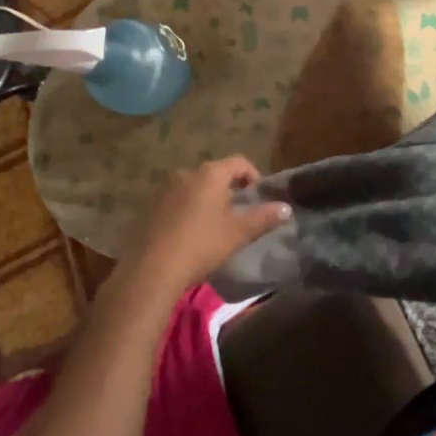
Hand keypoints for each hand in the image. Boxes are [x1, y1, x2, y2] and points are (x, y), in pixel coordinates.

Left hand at [117, 156, 290, 294]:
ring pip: (193, 187)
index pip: (240, 162)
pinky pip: (175, 201)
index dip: (253, 176)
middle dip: (228, 189)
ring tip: (213, 225)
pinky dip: (186, 210)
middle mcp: (186, 174)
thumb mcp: (238, 233)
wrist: (151, 272)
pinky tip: (188, 234)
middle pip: (215, 174)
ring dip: (205, 199)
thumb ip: (264, 217)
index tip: (257, 197)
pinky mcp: (148, 208)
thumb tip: (287, 208)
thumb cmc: (201, 246)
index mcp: (210, 174)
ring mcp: (164, 190)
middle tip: (237, 212)